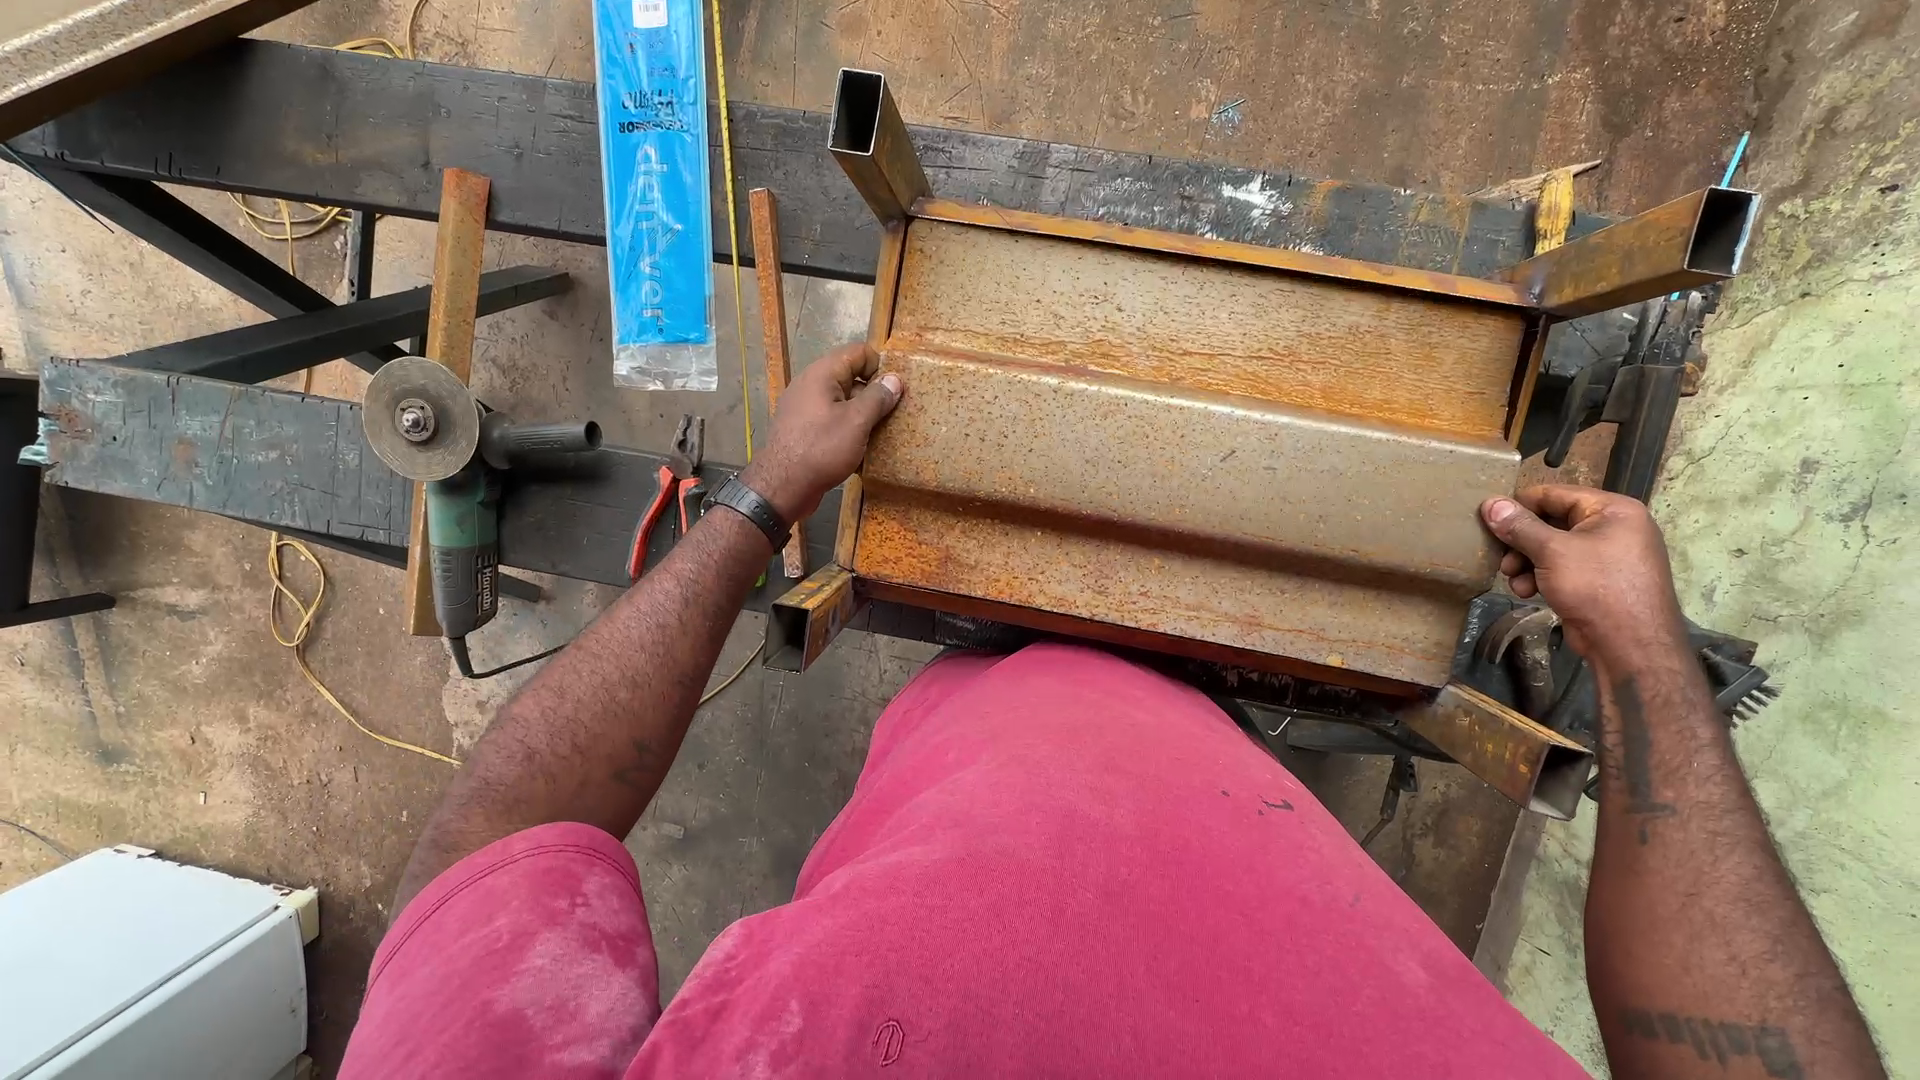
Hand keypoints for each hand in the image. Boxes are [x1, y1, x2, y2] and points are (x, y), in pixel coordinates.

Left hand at [739, 343, 902, 521]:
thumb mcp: (856, 422)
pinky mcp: (803, 430)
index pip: (858, 352)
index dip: (879, 367)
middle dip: (873, 394)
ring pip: (842, 402)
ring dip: (862, 416)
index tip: (893, 392)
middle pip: (851, 377)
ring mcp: (805, 408)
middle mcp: (811, 385)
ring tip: (880, 435)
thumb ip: (877, 398)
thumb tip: (894, 379)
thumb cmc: (822, 449)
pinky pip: (832, 421)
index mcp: (822, 374)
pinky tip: (859, 449)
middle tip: (892, 415)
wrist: (783, 487)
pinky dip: (847, 430)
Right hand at [1480, 485, 1686, 666]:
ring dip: (1525, 563)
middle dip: (1521, 542)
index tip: (1488, 519)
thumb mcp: (1551, 551)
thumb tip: (1490, 503)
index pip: (1555, 494)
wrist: (1630, 643)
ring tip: (1513, 580)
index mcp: (1613, 510)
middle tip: (1500, 558)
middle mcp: (1613, 528)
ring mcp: (1607, 555)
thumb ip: (1519, 526)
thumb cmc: (1595, 586)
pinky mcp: (1598, 579)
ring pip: (1551, 548)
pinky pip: (1561, 567)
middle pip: (1551, 523)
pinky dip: (1540, 577)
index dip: (1520, 505)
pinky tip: (1528, 592)